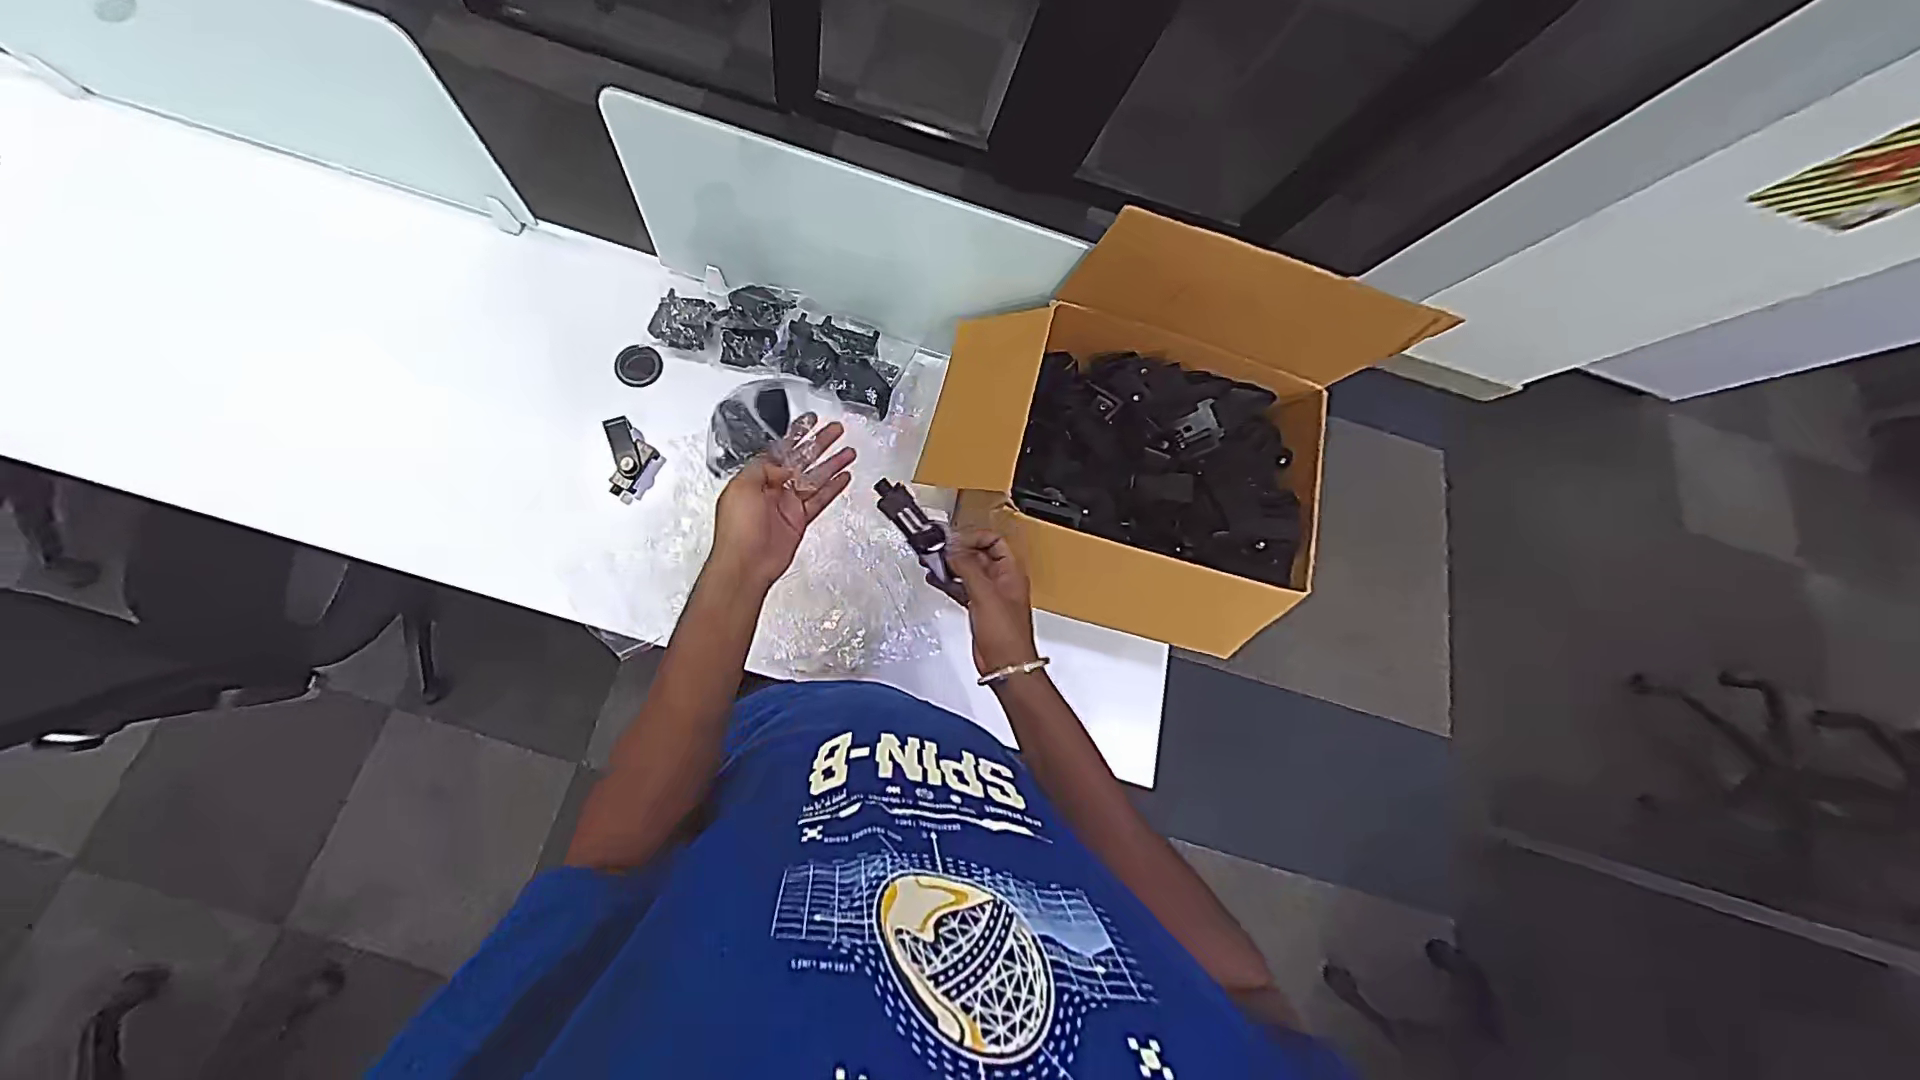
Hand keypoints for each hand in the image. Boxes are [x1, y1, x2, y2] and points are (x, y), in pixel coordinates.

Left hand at [709, 422, 854, 590]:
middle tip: (835, 431)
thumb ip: (764, 469)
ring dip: (832, 464)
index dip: (797, 434)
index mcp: (756, 476)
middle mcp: (773, 488)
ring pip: (815, 478)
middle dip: (819, 444)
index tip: (810, 422)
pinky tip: (843, 477)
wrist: (746, 563)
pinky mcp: (799, 519)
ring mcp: (787, 504)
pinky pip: (819, 499)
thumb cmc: (737, 530)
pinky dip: (832, 488)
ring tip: (847, 452)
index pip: (781, 449)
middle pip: (802, 460)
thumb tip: (784, 466)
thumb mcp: (742, 487)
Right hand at [946, 529, 1039, 675]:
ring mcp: (989, 594)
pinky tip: (935, 578)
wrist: (1004, 664)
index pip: (993, 540)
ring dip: (950, 565)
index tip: (953, 541)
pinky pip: (961, 587)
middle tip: (938, 549)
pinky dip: (948, 581)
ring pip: (967, 570)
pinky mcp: (978, 607)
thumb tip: (953, 551)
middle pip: (978, 554)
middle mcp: (1001, 580)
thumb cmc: (1007, 635)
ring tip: (932, 560)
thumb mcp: (985, 594)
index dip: (973, 537)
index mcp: (1011, 572)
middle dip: (958, 549)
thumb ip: (968, 569)